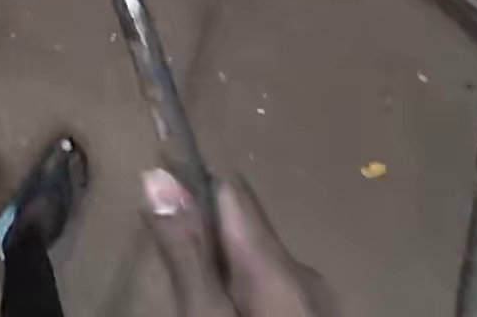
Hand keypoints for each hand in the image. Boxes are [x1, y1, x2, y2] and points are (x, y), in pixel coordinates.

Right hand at [142, 168, 332, 316]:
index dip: (188, 188)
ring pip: (252, 260)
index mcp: (283, 269)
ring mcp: (321, 310)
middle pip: (239, 227)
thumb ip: (183, 249)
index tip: (156, 208)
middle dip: (200, 236)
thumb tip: (155, 173)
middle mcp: (310, 280)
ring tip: (196, 301)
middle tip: (172, 275)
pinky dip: (240, 294)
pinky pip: (270, 290)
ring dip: (218, 268)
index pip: (229, 190)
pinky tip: (224, 315)